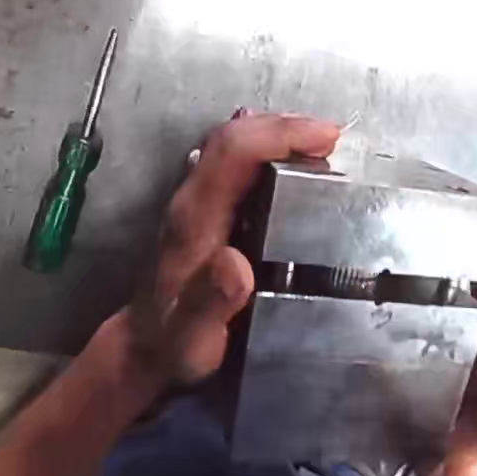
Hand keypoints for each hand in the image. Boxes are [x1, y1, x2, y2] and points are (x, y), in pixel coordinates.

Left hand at [123, 112, 341, 384]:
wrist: (144, 347)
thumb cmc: (174, 344)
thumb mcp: (193, 338)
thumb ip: (212, 303)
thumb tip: (237, 263)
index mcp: (193, 221)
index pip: (231, 154)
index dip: (278, 136)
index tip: (324, 139)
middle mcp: (192, 202)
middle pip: (233, 139)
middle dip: (285, 128)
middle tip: (332, 138)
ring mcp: (195, 204)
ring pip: (234, 148)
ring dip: (278, 137)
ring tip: (322, 147)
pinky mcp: (204, 212)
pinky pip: (237, 166)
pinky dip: (270, 155)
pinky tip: (295, 167)